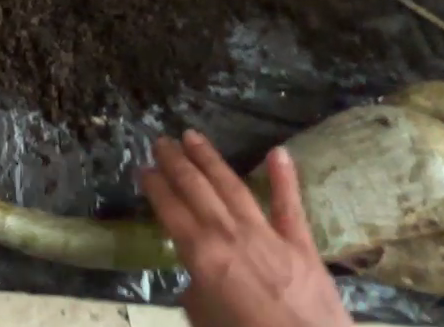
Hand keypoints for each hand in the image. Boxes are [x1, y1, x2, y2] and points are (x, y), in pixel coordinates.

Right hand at [141, 132, 350, 326]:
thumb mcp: (202, 320)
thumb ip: (195, 291)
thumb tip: (196, 279)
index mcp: (199, 253)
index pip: (168, 206)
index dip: (153, 184)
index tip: (142, 168)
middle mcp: (227, 233)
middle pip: (194, 187)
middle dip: (174, 161)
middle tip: (160, 141)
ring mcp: (266, 235)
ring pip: (231, 186)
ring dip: (210, 159)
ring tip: (192, 136)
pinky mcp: (301, 245)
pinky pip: (290, 207)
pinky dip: (284, 178)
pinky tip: (279, 152)